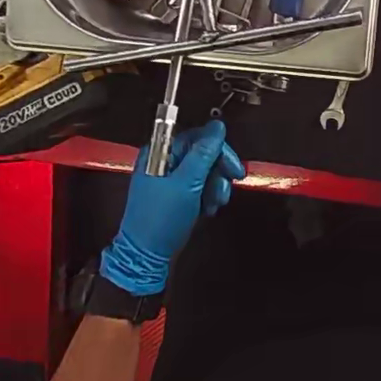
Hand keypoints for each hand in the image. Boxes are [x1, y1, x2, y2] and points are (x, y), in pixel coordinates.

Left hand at [99, 122, 245, 296]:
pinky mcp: (176, 195)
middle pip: (203, 154)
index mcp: (160, 152)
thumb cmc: (163, 216)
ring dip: (215, 188)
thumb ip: (204, 153)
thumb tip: (219, 126)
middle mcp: (164, 161)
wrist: (146, 255)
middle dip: (218, 172)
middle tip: (225, 192)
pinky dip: (207, 197)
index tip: (234, 169)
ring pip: (205, 172)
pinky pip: (199, 187)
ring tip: (213, 206)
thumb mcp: (187, 183)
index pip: (197, 137)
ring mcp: (170, 179)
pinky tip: (207, 211)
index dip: (219, 150)